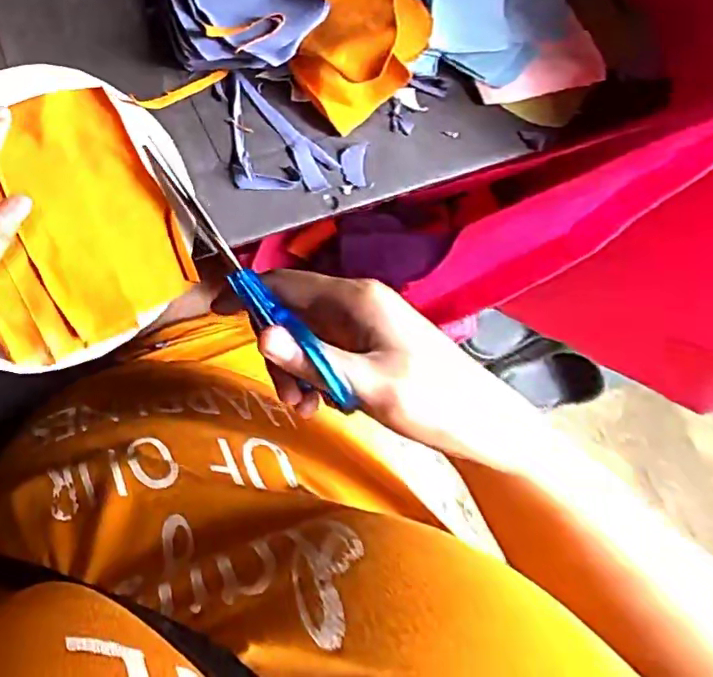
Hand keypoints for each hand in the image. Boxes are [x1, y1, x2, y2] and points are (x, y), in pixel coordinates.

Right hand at [253, 271, 551, 471]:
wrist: (494, 430)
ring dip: (295, 367)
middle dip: (278, 349)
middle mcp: (354, 303)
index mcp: (355, 298)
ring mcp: (362, 324)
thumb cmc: (438, 403)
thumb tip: (261, 335)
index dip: (248, 293)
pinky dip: (314, 374)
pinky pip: (323, 349)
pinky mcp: (368, 344)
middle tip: (287, 393)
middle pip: (290, 311)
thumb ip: (313, 360)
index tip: (218, 310)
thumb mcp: (370, 386)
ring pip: (303, 334)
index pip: (284, 282)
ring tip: (308, 406)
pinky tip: (326, 402)